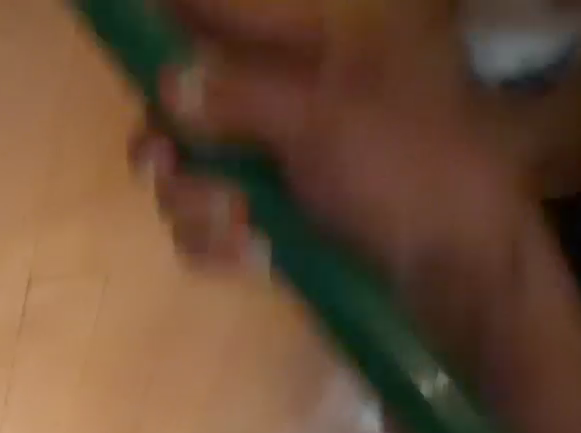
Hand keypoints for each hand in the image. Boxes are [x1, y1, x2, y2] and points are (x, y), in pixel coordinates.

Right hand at [133, 0, 526, 304]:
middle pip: (181, 113)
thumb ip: (240, 99)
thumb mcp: (325, 121)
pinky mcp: (258, 221)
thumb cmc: (405, 170)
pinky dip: (218, 247)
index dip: (180, 16)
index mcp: (311, 54)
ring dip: (198, 210)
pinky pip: (202, 230)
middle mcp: (278, 106)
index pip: (232, 17)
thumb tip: (164, 81)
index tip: (135, 14)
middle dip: (167, 151)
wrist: (445, 261)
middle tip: (161, 169)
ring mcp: (265, 168)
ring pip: (183, 180)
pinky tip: (252, 257)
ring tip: (240, 229)